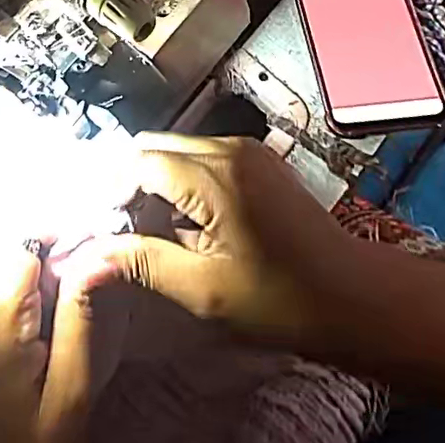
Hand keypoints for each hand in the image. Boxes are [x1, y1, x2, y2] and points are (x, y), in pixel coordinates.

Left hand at [0, 247, 93, 442]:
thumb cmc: (35, 441)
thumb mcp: (72, 388)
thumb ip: (80, 317)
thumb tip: (94, 259)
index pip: (20, 248)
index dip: (53, 245)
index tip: (78, 258)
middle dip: (33, 252)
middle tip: (62, 278)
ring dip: (10, 262)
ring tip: (38, 290)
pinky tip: (10, 301)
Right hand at [57, 133, 364, 347]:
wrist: (347, 292)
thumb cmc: (285, 297)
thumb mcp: (205, 290)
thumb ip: (144, 264)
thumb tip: (96, 256)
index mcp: (216, 177)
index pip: (141, 160)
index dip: (114, 188)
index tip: (104, 220)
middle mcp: (231, 150)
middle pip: (156, 147)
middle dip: (132, 182)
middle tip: (125, 227)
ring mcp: (246, 151)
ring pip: (177, 149)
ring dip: (158, 182)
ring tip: (158, 230)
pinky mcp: (256, 160)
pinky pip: (203, 156)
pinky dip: (184, 180)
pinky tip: (189, 221)